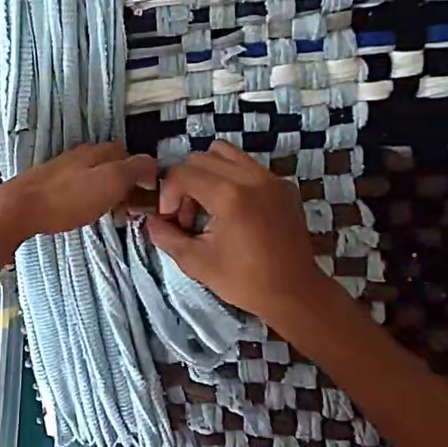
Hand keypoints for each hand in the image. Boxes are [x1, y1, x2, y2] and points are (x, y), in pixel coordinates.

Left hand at [0, 142, 158, 243]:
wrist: (18, 209)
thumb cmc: (68, 199)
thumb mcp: (111, 182)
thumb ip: (135, 169)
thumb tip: (152, 164)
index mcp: (99, 151)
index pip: (132, 155)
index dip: (144, 175)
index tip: (147, 199)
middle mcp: (82, 154)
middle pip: (114, 164)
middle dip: (126, 184)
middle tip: (129, 209)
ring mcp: (64, 167)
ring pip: (96, 175)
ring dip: (108, 192)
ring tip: (110, 214)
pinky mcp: (49, 183)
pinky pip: (79, 186)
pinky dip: (90, 197)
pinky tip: (85, 211)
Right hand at [146, 142, 336, 328]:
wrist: (295, 293)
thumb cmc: (246, 281)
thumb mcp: (197, 263)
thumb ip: (167, 237)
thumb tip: (151, 221)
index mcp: (230, 195)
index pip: (182, 173)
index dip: (167, 194)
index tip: (172, 220)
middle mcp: (251, 177)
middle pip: (200, 158)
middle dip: (186, 183)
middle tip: (189, 216)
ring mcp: (271, 178)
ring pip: (225, 153)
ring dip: (207, 173)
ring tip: (209, 204)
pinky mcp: (283, 185)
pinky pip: (248, 165)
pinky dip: (232, 177)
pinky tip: (234, 208)